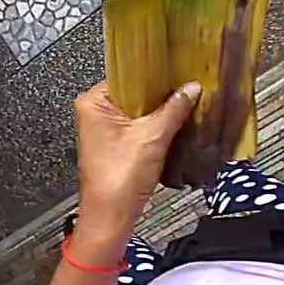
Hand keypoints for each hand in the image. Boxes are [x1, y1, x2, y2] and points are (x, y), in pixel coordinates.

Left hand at [70, 81, 200, 262]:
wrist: (111, 217)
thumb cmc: (118, 179)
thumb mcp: (152, 137)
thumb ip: (174, 108)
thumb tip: (190, 88)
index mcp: (93, 102)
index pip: (127, 75)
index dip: (154, 73)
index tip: (179, 67)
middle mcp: (95, 112)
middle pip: (135, 92)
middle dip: (161, 93)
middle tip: (189, 84)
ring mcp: (105, 129)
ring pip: (140, 110)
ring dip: (162, 111)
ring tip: (187, 101)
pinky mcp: (117, 144)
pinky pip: (141, 126)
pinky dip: (158, 126)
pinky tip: (178, 122)